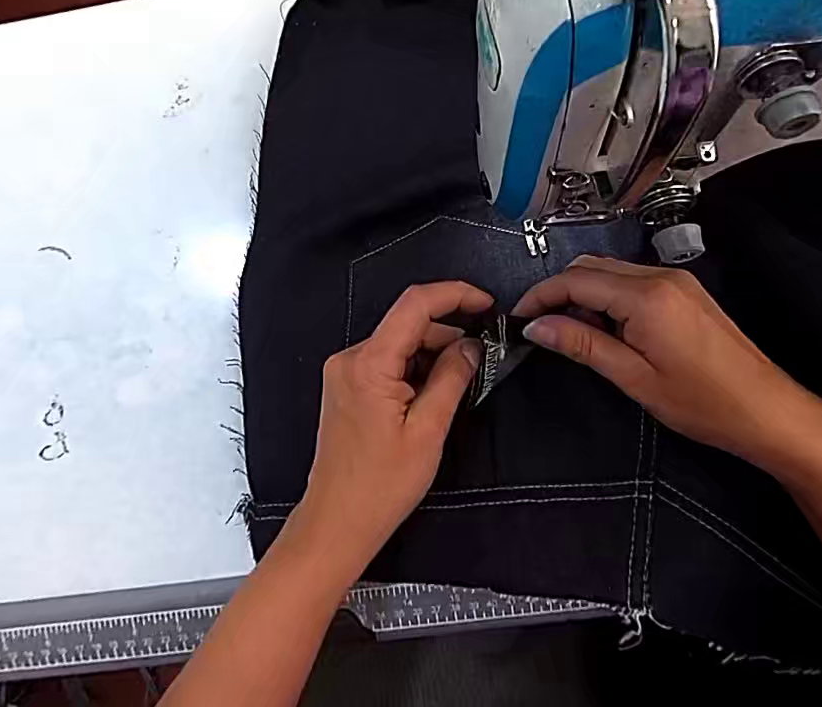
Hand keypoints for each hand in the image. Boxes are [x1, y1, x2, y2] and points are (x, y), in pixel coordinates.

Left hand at [287, 281, 491, 577]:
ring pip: (401, 340)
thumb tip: (472, 344)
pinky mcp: (347, 384)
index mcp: (369, 364)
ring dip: (434, 352)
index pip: (415, 304)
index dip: (455, 294)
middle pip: (409, 322)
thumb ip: (452, 377)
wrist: (335, 526)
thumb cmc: (381, 486)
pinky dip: (416, 366)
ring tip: (459, 382)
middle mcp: (350, 358)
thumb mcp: (429, 430)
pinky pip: (389, 358)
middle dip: (449, 332)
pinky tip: (433, 392)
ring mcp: (345, 371)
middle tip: (481, 356)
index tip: (486, 304)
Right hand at [512, 256, 821, 471]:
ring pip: (613, 272)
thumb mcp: (635, 379)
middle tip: (545, 330)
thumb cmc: (702, 402)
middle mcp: (659, 276)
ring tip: (579, 336)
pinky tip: (612, 329)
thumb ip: (584, 345)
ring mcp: (676, 279)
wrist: (767, 408)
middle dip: (562, 292)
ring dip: (587, 295)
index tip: (518, 319)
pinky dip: (612, 297)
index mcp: (645, 296)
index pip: (577, 280)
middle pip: (592, 267)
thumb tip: (537, 327)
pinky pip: (634, 280)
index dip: (541, 295)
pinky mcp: (686, 289)